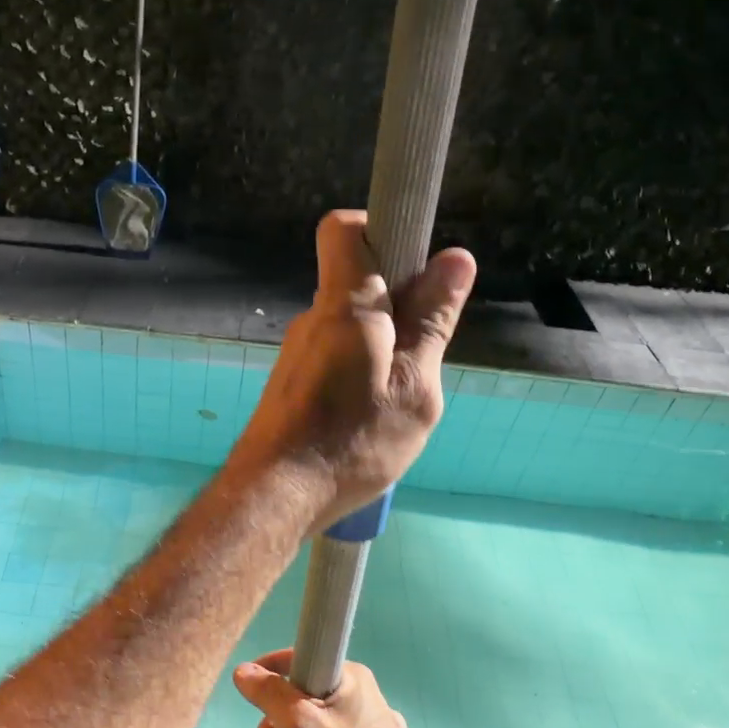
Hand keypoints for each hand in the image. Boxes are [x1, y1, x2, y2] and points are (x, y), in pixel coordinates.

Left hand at [229, 210, 476, 529]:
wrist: (273, 498)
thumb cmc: (351, 443)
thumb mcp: (413, 388)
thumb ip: (432, 323)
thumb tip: (455, 258)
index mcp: (345, 306)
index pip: (345, 229)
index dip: (381, 232)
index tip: (415, 271)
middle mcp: (312, 320)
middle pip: (356, 286)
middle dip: (397, 308)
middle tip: (421, 359)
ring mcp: (295, 355)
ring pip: (348, 330)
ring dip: (379, 351)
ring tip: (395, 404)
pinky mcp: (289, 387)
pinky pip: (332, 363)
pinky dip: (355, 378)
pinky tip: (365, 423)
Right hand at [233, 650, 436, 727]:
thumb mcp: (297, 722)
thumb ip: (268, 693)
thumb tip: (244, 671)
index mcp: (350, 675)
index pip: (300, 658)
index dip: (270, 671)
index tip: (250, 693)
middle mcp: (362, 693)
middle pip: (301, 694)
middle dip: (275, 720)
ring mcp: (369, 724)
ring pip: (313, 721)